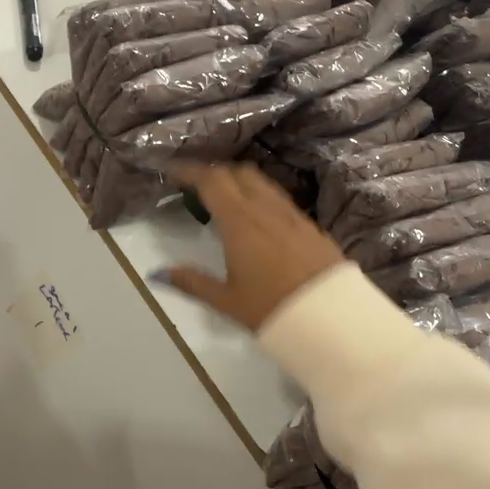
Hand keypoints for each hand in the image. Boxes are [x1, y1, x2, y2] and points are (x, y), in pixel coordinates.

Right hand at [160, 163, 344, 330]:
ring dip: (241, 183)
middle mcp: (265, 209)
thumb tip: (158, 273)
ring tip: (228, 200)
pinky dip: (262, 199)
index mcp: (239, 222)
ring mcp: (292, 215)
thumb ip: (192, 282)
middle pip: (239, 173)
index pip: (212, 181)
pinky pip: (280, 200)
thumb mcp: (225, 300)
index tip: (174, 171)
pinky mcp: (310, 227)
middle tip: (199, 186)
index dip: (191, 171)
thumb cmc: (271, 307)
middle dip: (216, 173)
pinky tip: (258, 220)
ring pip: (263, 183)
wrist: (331, 317)